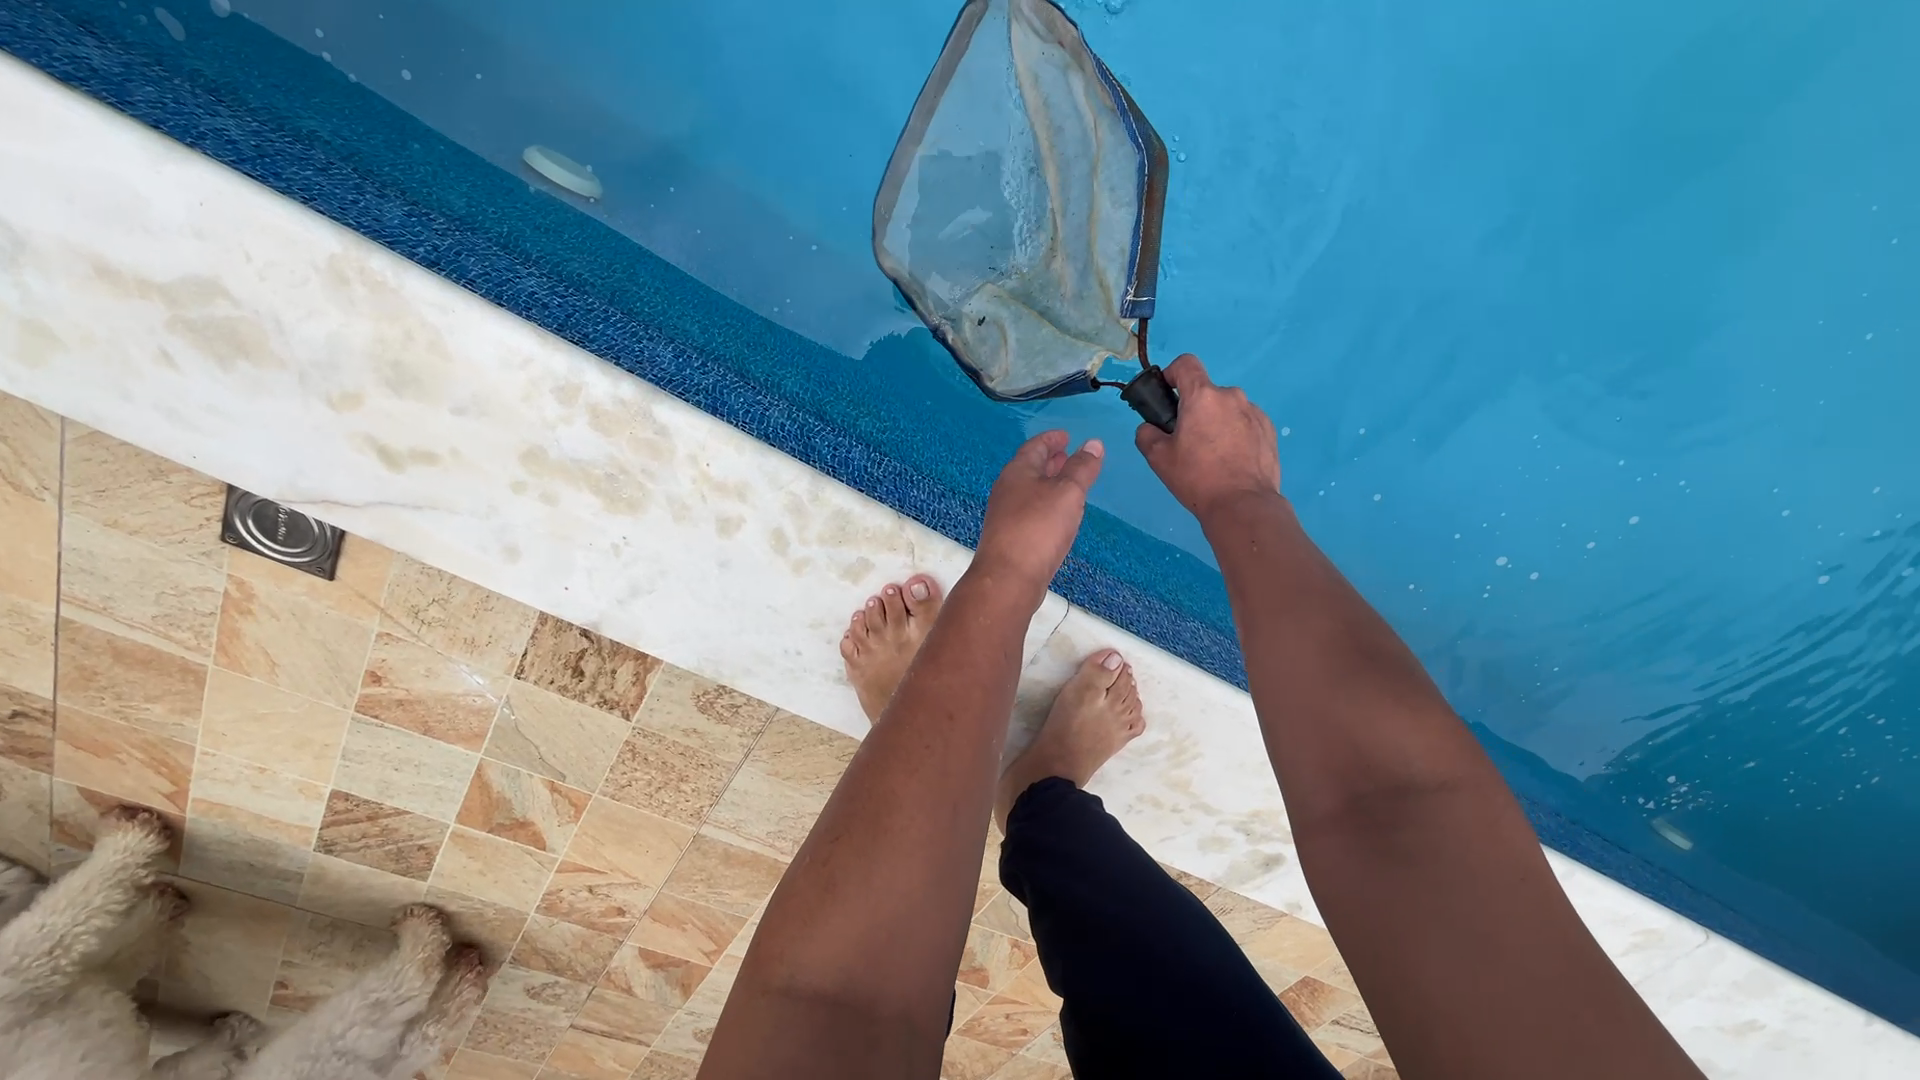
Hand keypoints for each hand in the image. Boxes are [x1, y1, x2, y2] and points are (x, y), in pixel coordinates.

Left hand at [975, 430, 1103, 589]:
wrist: (1009, 577)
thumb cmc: (1038, 528)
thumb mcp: (1068, 492)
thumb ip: (1081, 468)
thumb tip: (1093, 444)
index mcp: (1017, 472)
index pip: (1035, 446)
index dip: (1052, 439)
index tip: (1065, 436)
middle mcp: (1007, 490)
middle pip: (1029, 468)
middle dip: (1050, 461)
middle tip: (1067, 455)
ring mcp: (1005, 515)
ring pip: (1029, 490)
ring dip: (1048, 483)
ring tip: (1067, 483)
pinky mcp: (1010, 537)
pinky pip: (1030, 511)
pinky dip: (1045, 504)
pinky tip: (1057, 516)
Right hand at [1135, 354, 1280, 519]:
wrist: (1242, 504)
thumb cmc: (1196, 477)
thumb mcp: (1158, 458)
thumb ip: (1146, 434)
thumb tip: (1150, 428)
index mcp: (1202, 396)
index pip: (1186, 364)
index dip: (1172, 373)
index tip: (1167, 394)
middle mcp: (1231, 396)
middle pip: (1206, 393)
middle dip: (1194, 409)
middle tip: (1187, 441)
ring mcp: (1254, 412)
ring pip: (1226, 409)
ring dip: (1217, 422)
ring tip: (1213, 455)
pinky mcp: (1268, 430)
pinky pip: (1245, 423)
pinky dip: (1235, 434)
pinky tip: (1232, 461)